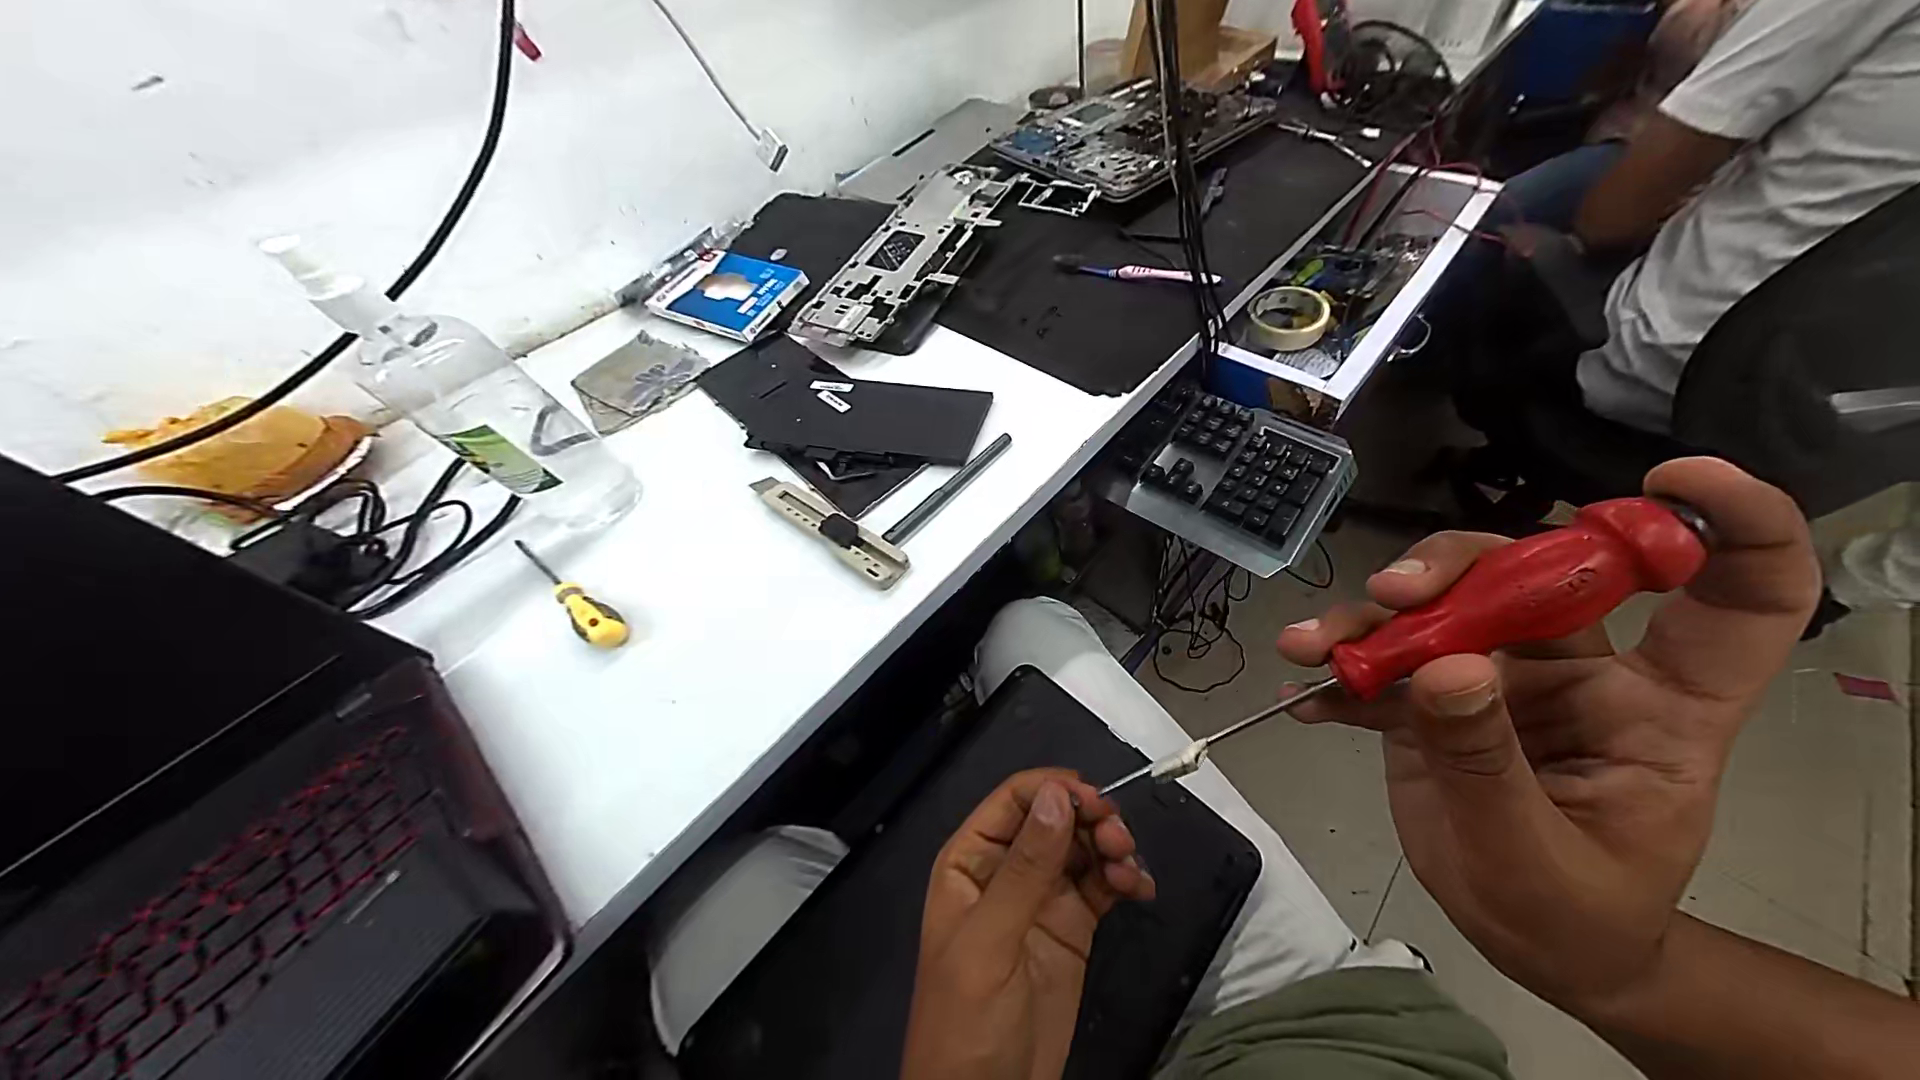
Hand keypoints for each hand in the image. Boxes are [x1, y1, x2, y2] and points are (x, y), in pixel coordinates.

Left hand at [900, 770, 1155, 1079]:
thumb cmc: (966, 1020)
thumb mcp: (990, 941)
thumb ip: (1025, 869)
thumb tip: (1054, 796)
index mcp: (972, 859)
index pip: (1014, 800)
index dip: (1054, 790)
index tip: (1095, 801)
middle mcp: (1007, 867)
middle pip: (1054, 818)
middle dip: (1090, 818)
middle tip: (1120, 838)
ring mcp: (1042, 896)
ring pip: (1082, 847)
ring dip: (1111, 846)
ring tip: (1130, 869)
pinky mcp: (1072, 925)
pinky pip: (1101, 884)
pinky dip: (1123, 878)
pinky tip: (1139, 887)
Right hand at [1277, 458, 1818, 1013]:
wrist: (1525, 941)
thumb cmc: (1569, 913)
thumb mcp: (1532, 853)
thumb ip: (1487, 762)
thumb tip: (1448, 667)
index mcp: (1654, 707)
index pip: (1731, 606)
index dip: (1728, 531)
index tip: (1666, 479)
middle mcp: (1574, 674)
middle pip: (1527, 579)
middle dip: (1455, 571)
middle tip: (1391, 593)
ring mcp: (1494, 682)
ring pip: (1437, 611)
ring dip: (1367, 620)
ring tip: (1309, 646)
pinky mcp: (1428, 700)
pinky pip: (1382, 665)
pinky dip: (1339, 674)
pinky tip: (1304, 694)